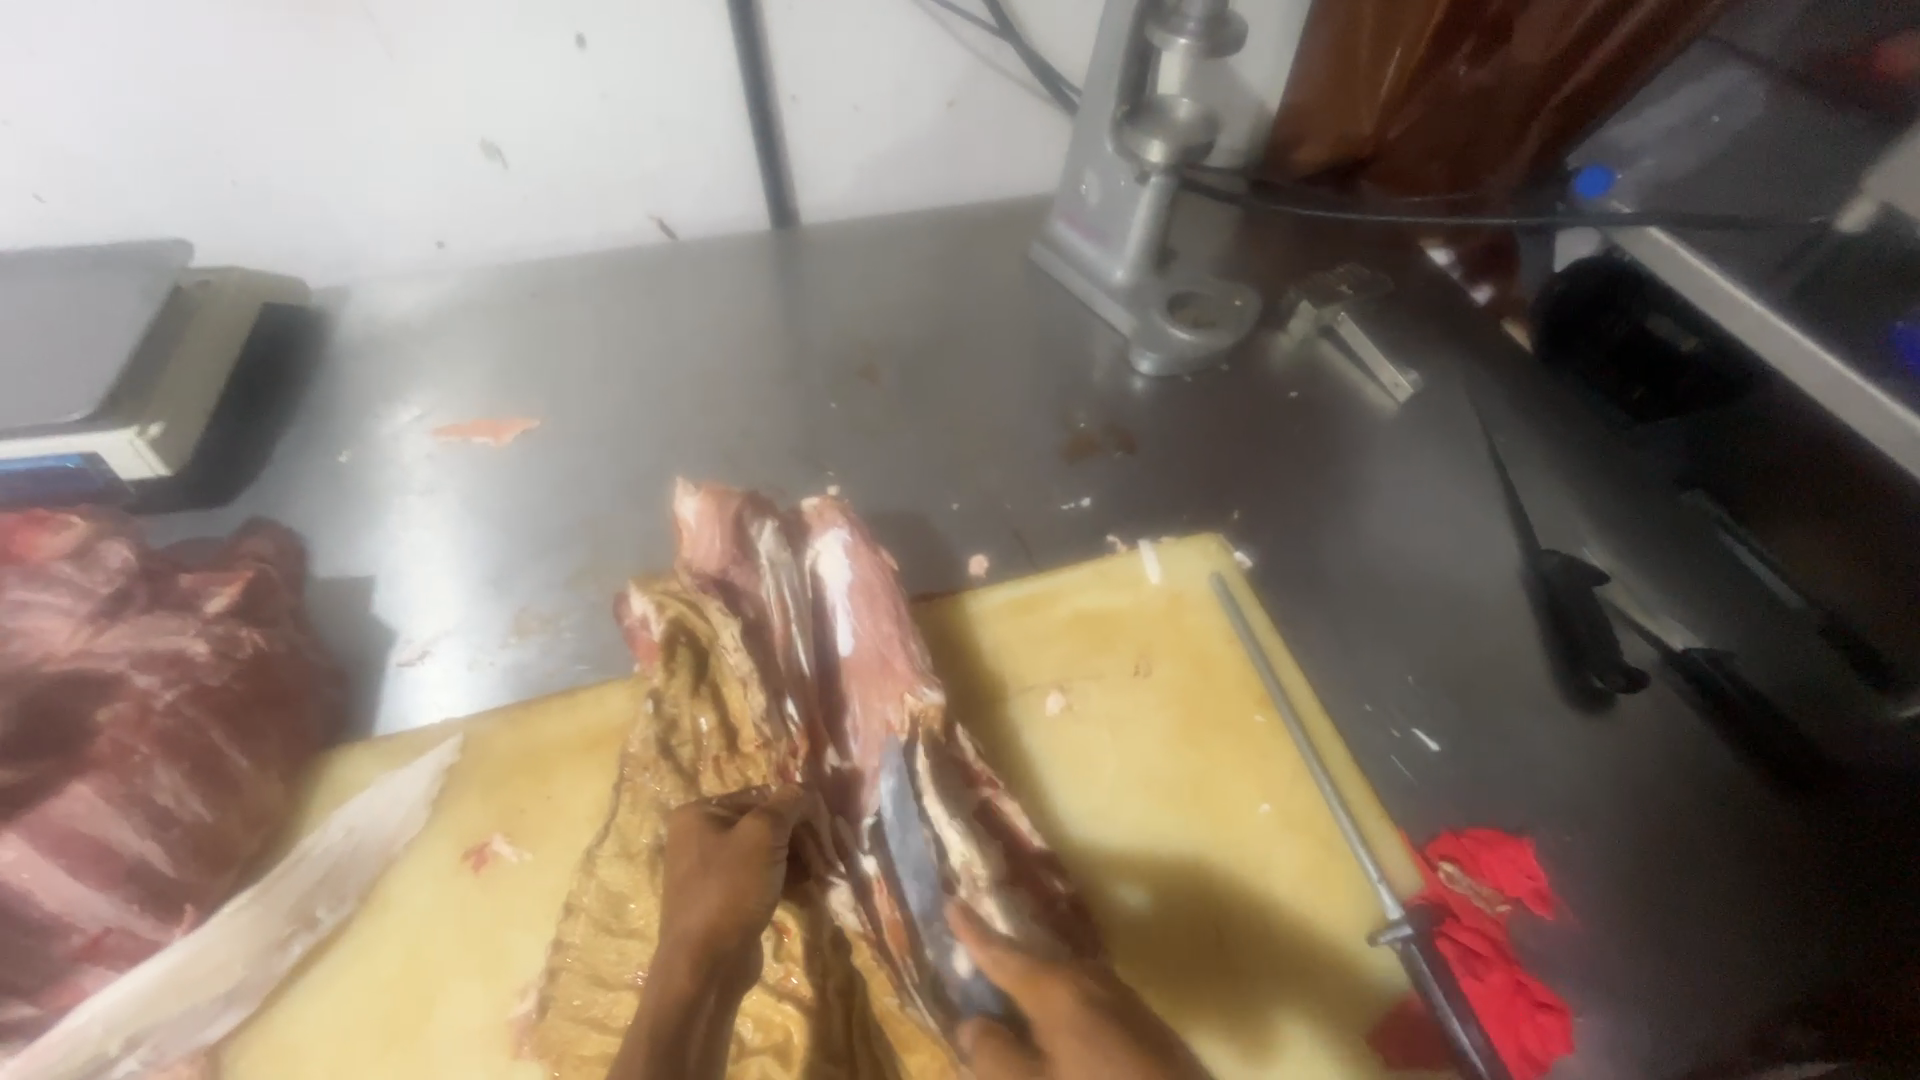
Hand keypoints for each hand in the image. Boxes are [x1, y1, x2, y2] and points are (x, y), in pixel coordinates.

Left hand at [655, 784, 815, 991]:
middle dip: (799, 837)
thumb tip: (807, 790)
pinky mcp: (723, 899)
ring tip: (823, 872)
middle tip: (828, 854)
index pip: (761, 796)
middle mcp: (700, 836)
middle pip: (764, 824)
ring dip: (798, 859)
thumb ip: (789, 802)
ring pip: (766, 852)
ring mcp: (710, 870)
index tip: (825, 827)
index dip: (796, 808)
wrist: (704, 968)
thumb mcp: (764, 833)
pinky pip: (760, 877)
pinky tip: (808, 888)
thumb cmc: (730, 889)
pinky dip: (785, 879)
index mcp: (700, 813)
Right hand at [948, 903, 1210, 1079]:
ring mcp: (1123, 998)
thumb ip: (995, 1057)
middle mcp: (1090, 979)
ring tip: (1016, 1000)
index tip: (952, 901)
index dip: (974, 932)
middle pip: (1036, 965)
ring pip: (1066, 984)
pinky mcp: (1145, 1023)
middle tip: (979, 956)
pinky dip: (1066, 1009)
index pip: (1003, 954)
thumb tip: (972, 1023)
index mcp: (1057, 990)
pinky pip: (1089, 1002)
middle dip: (1008, 964)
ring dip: (1038, 992)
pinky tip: (1064, 1033)